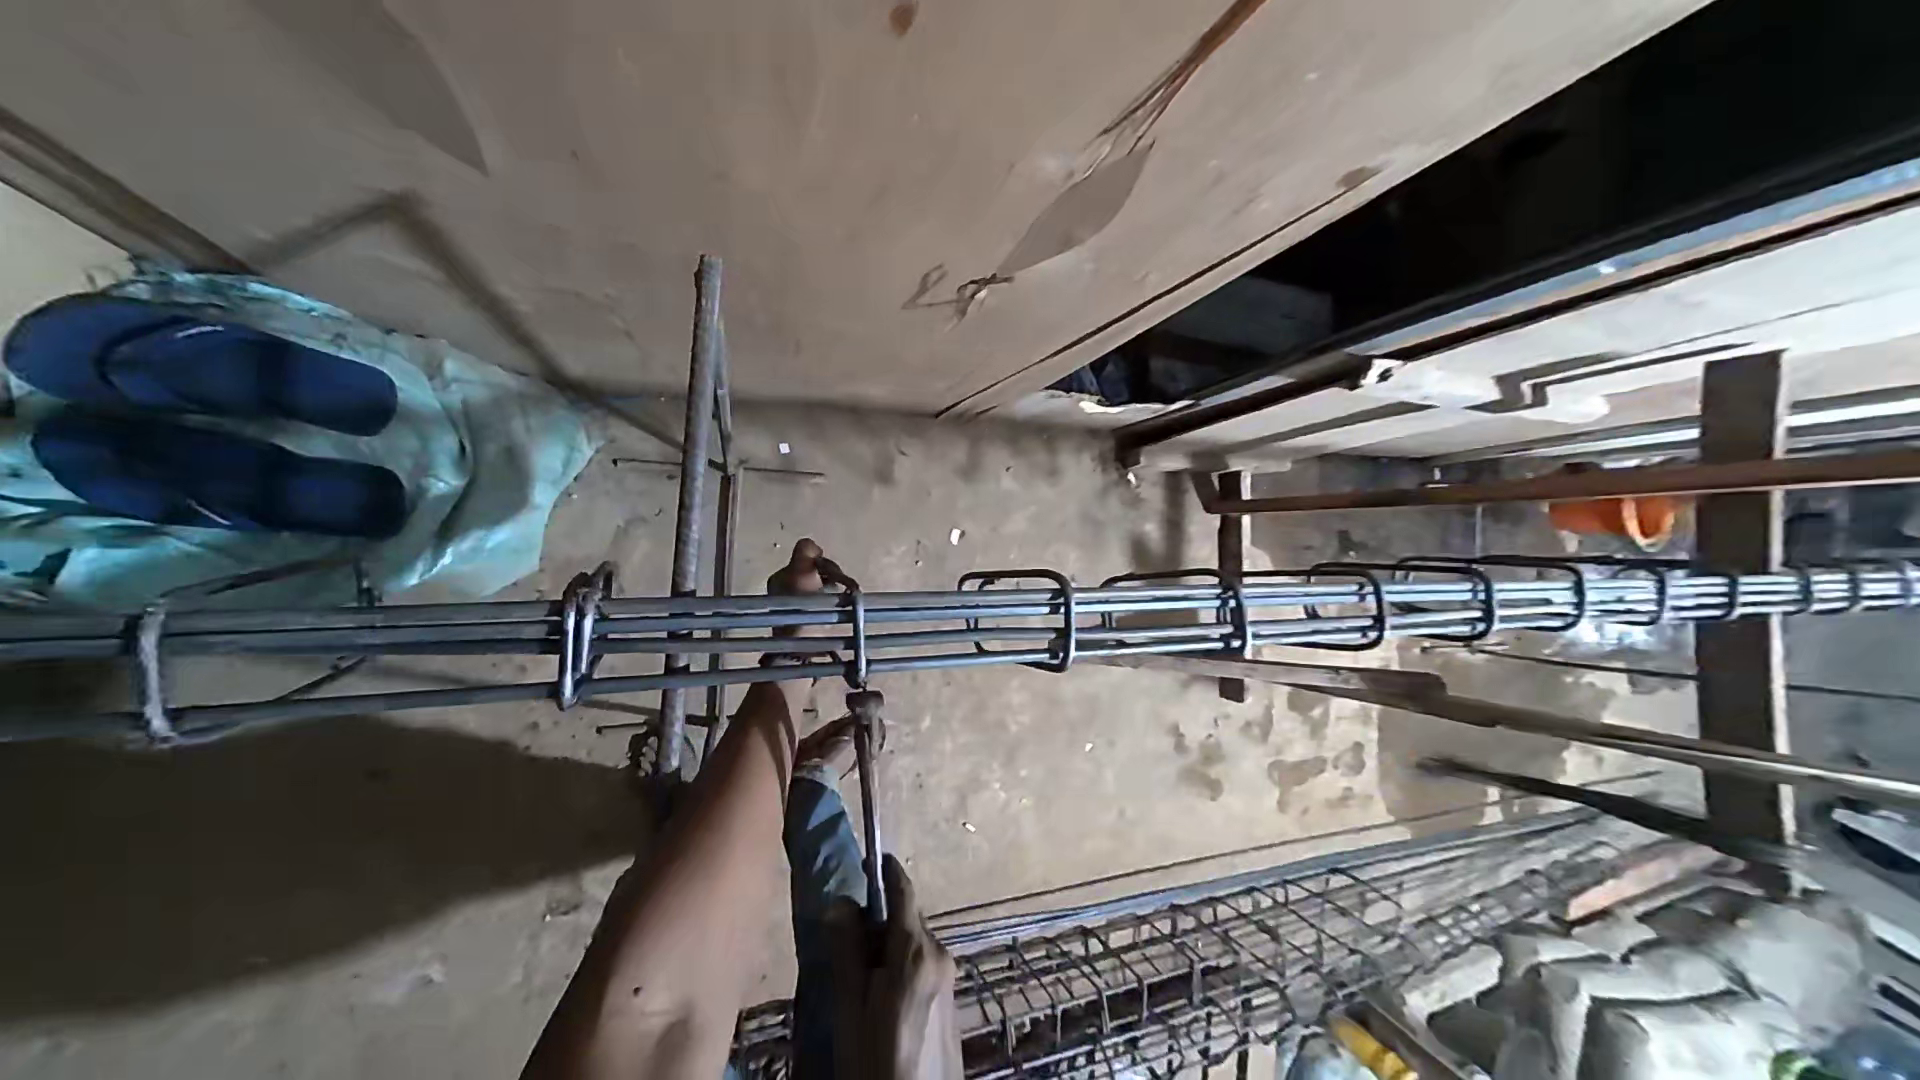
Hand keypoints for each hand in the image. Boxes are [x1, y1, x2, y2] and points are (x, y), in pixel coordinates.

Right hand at [829, 856, 963, 1079]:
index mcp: (917, 951)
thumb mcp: (850, 1008)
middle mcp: (941, 955)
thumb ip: (846, 950)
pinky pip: (925, 965)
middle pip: (907, 919)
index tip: (870, 858)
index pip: (903, 892)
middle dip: (880, 920)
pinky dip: (903, 966)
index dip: (886, 871)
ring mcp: (951, 979)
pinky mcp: (953, 1001)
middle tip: (848, 939)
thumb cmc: (875, 1060)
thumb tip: (841, 901)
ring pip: (915, 943)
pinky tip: (883, 998)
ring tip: (861, 977)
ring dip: (890, 947)